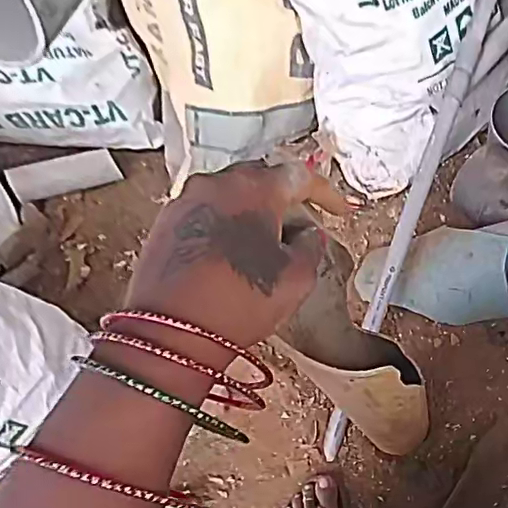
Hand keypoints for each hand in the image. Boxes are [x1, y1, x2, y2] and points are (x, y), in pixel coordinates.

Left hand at [123, 161, 350, 364]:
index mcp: (254, 189)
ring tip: (268, 246)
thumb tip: (308, 235)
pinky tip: (236, 256)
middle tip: (302, 229)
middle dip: (287, 202)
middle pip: (262, 180)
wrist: (173, 331)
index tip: (341, 210)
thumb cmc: (240, 302)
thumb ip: (311, 247)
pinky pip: (208, 214)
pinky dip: (229, 227)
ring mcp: (186, 200)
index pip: (300, 176)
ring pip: (232, 197)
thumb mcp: (297, 279)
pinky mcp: (166, 224)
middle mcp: (217, 183)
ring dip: (255, 215)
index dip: (327, 194)